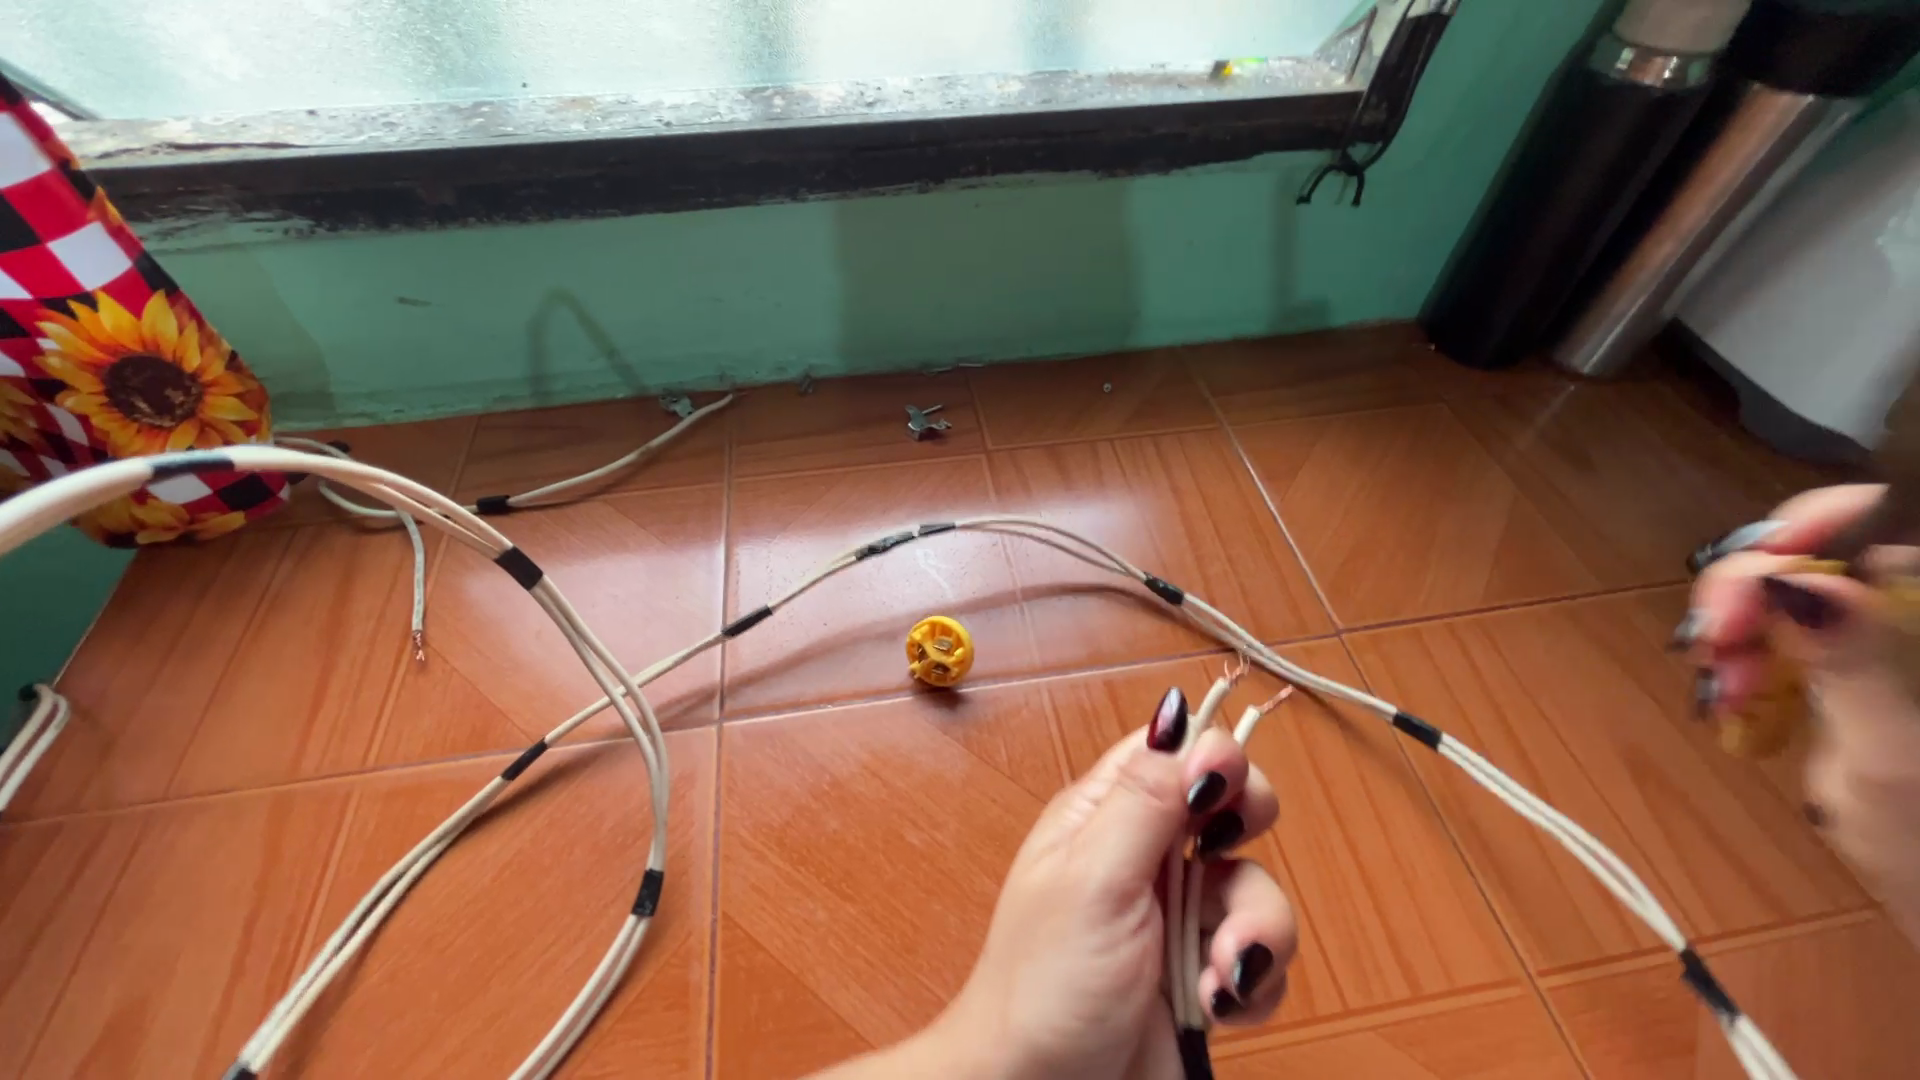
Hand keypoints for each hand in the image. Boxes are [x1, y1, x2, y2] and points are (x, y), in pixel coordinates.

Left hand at [926, 708, 1296, 1078]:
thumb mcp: (1096, 878)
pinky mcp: (1204, 970)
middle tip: (1221, 857)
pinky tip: (1219, 1006)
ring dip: (1253, 930)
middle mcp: (1146, 853)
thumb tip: (1180, 712)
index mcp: (1106, 814)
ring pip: (1254, 885)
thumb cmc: (1049, 981)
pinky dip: (1253, 980)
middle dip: (1244, 834)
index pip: (1171, 750)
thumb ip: (1146, 799)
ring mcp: (1178, 913)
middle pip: (1227, 805)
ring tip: (1215, 975)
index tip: (1219, 791)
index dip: (1210, 756)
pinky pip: (1260, 954)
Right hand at [1687, 483, 1919, 933]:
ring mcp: (1889, 638)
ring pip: (1792, 589)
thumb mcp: (1896, 758)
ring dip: (1738, 627)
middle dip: (1749, 589)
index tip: (1751, 579)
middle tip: (1712, 645)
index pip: (1889, 518)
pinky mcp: (1861, 663)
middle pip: (1823, 550)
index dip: (1809, 524)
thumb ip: (1858, 661)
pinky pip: (1786, 629)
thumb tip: (1794, 578)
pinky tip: (1733, 689)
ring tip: (1722, 687)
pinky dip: (1746, 652)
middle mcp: (1918, 612)